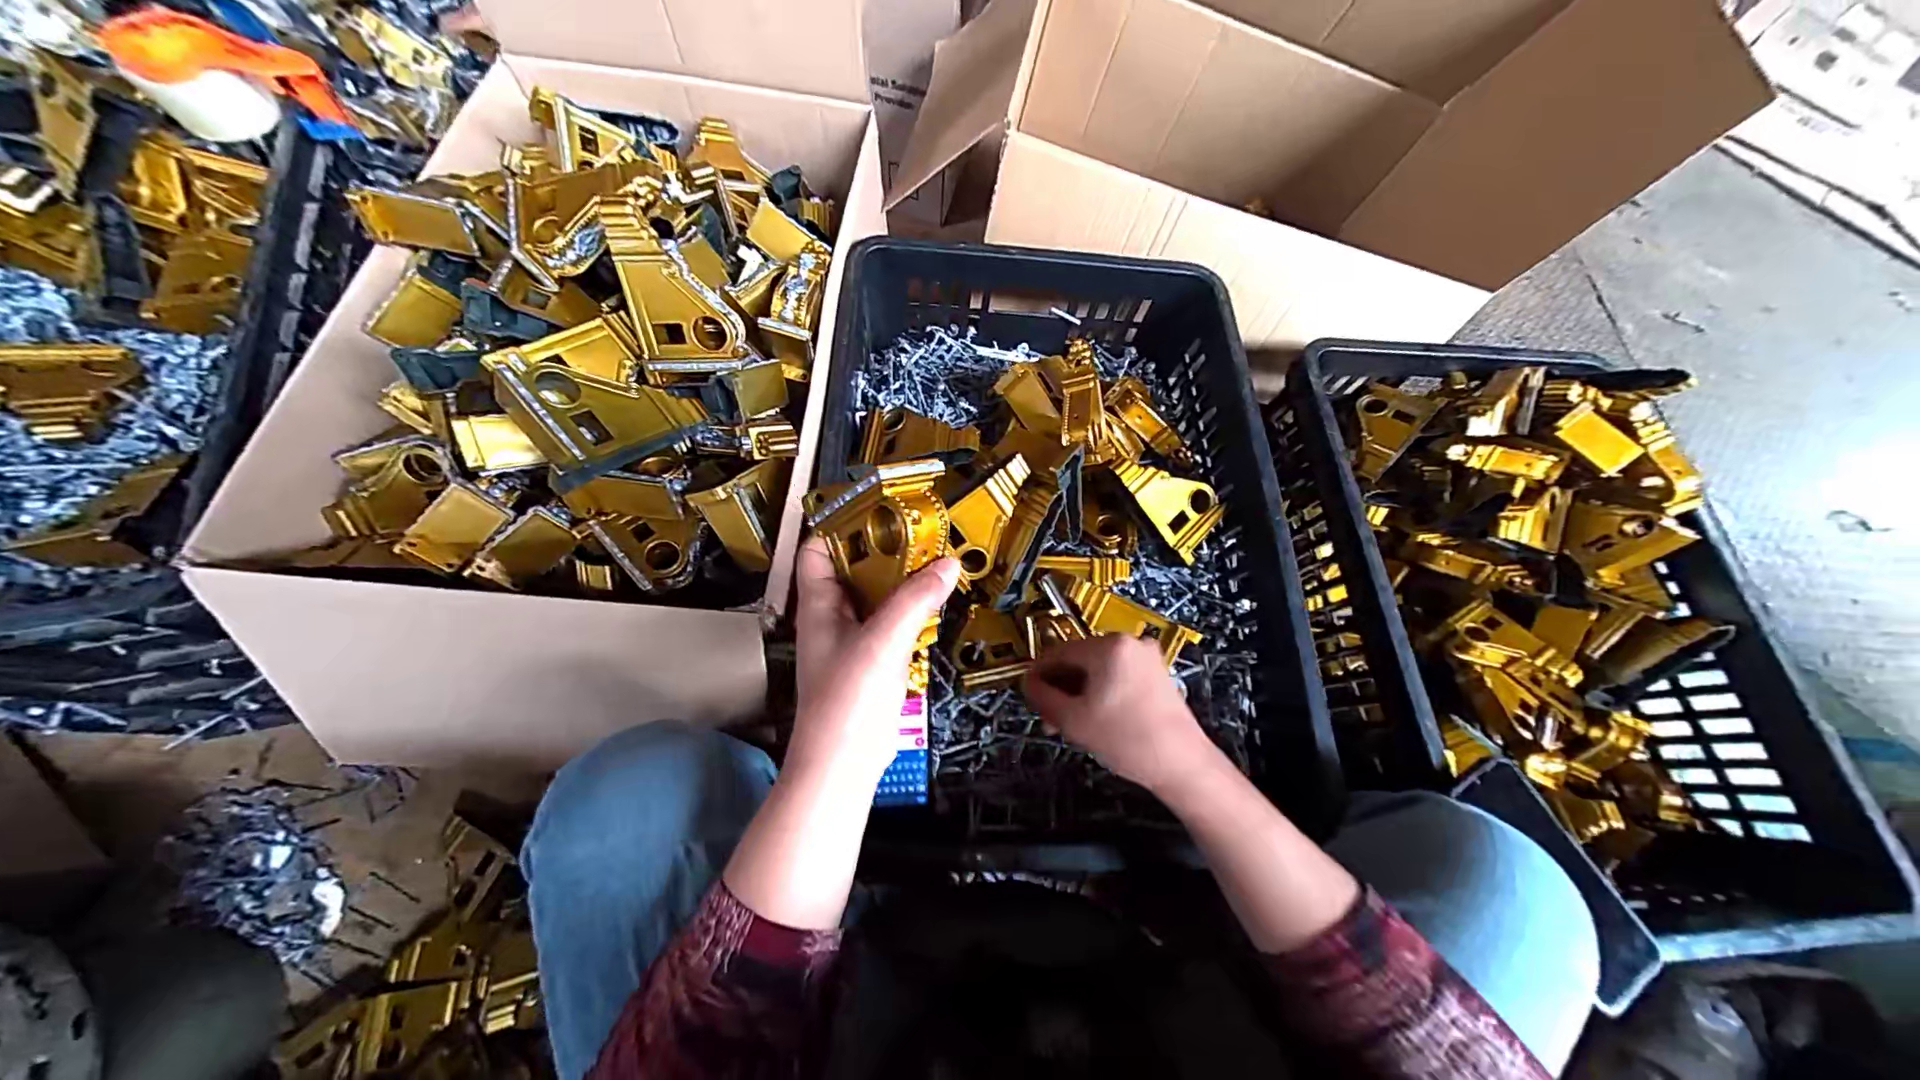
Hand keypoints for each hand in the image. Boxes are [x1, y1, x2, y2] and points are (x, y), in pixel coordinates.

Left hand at [790, 536, 959, 789]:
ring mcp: (854, 641)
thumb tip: (942, 568)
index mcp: (819, 607)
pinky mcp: (874, 662)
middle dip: (888, 552)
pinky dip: (912, 613)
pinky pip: (894, 625)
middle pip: (857, 569)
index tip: (880, 510)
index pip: (820, 547)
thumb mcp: (883, 642)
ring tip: (931, 567)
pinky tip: (932, 609)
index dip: (845, 524)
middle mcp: (833, 620)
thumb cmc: (841, 711)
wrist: (845, 764)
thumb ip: (914, 601)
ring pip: (878, 597)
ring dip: (903, 583)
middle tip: (919, 537)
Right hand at [1023, 634, 1220, 794]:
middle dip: (1060, 688)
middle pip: (1078, 660)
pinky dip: (1101, 693)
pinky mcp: (1156, 675)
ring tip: (1071, 724)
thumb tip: (1028, 684)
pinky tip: (1094, 719)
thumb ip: (1042, 697)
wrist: (1182, 764)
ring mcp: (1146, 658)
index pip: (1057, 652)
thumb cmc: (1130, 740)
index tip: (1029, 693)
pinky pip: (1116, 676)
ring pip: (1096, 670)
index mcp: (1109, 646)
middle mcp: (1129, 643)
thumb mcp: (1073, 720)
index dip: (1038, 674)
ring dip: (1078, 693)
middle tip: (1050, 716)